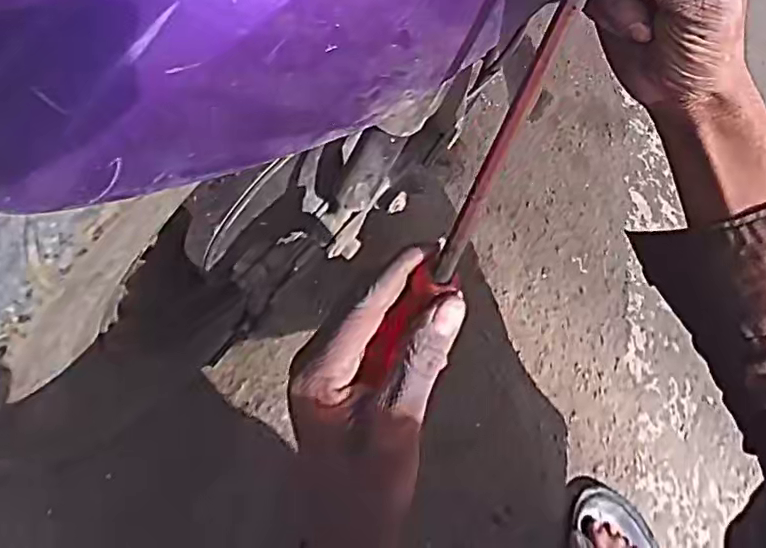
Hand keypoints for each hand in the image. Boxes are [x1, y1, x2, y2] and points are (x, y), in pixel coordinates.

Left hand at [288, 247, 465, 547]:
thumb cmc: (365, 492)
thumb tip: (449, 303)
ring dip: (407, 298)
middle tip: (446, 266)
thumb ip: (422, 359)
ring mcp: (327, 365)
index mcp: (318, 368)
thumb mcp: (398, 422)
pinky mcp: (342, 374)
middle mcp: (316, 357)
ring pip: (370, 311)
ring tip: (443, 287)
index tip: (434, 247)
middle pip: (364, 300)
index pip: (364, 302)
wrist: (346, 538)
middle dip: (406, 280)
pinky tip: (426, 319)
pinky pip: (375, 332)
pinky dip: (403, 320)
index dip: (401, 270)